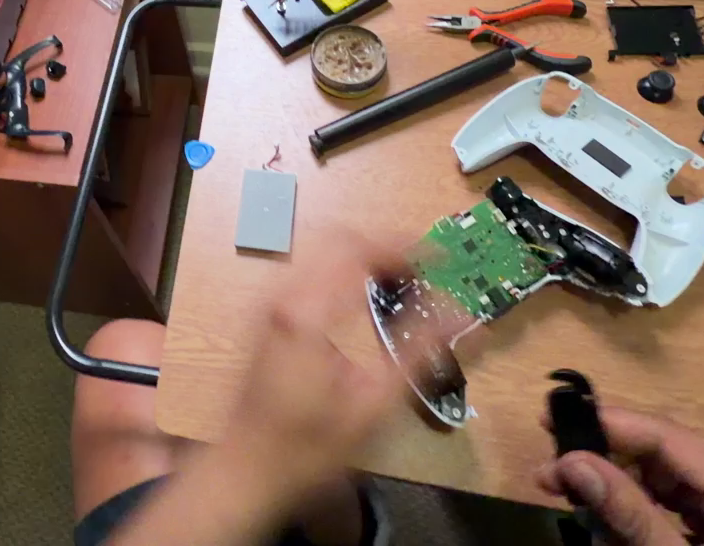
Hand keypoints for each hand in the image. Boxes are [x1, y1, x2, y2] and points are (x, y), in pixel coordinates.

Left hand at [216, 233, 456, 507]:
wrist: (245, 465)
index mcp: (307, 311)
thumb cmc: (310, 445)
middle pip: (339, 238)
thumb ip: (417, 351)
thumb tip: (458, 314)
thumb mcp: (372, 406)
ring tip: (399, 279)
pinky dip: (341, 265)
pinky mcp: (266, 307)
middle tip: (421, 271)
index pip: (359, 249)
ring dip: (362, 253)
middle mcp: (282, 292)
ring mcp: (269, 297)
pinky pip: (307, 264)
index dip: (403, 247)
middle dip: (384, 246)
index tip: (438, 259)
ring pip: (321, 247)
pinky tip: (363, 290)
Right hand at [537, 407, 703, 545]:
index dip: (606, 423)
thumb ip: (634, 519)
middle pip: (664, 455)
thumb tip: (571, 462)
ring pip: (667, 481)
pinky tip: (612, 529)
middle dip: (606, 462)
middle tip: (551, 474)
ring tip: (576, 507)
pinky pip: (680, 508)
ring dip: (618, 491)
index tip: (548, 419)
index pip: (669, 436)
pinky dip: (642, 515)